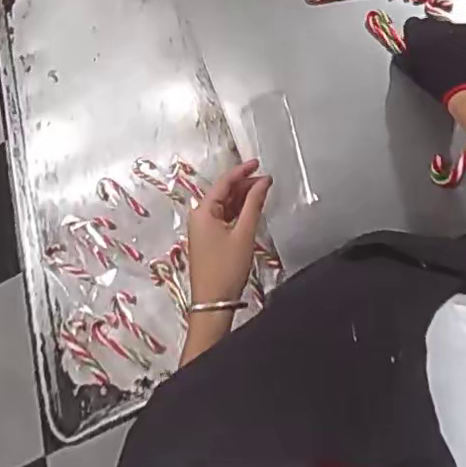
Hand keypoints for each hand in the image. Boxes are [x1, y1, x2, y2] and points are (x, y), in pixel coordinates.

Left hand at [185, 159, 270, 305]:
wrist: (214, 303)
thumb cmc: (226, 268)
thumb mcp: (244, 234)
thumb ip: (254, 205)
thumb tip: (263, 183)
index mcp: (203, 211)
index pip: (223, 183)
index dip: (241, 171)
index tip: (257, 163)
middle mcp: (199, 216)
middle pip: (223, 193)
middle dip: (244, 184)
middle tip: (266, 179)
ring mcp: (203, 228)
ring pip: (225, 205)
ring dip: (243, 197)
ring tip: (263, 191)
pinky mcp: (209, 239)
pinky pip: (224, 217)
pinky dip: (238, 211)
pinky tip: (252, 208)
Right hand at [391, 18, 465, 104]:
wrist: (457, 85)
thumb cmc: (430, 78)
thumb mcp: (408, 68)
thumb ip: (401, 55)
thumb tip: (401, 52)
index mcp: (416, 32)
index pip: (411, 23)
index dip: (412, 33)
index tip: (414, 42)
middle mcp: (433, 25)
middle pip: (428, 22)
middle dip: (428, 31)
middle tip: (429, 46)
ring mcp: (451, 27)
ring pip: (444, 25)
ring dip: (443, 33)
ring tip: (445, 47)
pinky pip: (461, 28)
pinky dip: (460, 34)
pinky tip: (458, 45)